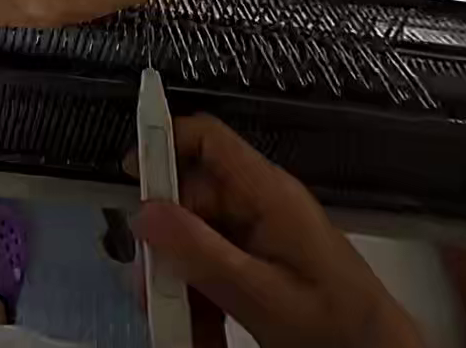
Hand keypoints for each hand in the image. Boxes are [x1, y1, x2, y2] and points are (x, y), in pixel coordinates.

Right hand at [129, 115, 426, 347]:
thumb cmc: (335, 330)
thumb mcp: (263, 299)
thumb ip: (201, 255)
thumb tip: (141, 213)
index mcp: (266, 191)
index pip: (208, 138)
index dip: (166, 140)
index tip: (131, 172)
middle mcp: (260, 200)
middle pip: (194, 197)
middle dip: (168, 242)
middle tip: (148, 288)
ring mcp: (263, 232)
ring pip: (201, 237)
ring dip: (184, 280)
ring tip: (179, 328)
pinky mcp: (266, 260)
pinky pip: (219, 264)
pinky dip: (204, 296)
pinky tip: (202, 334)